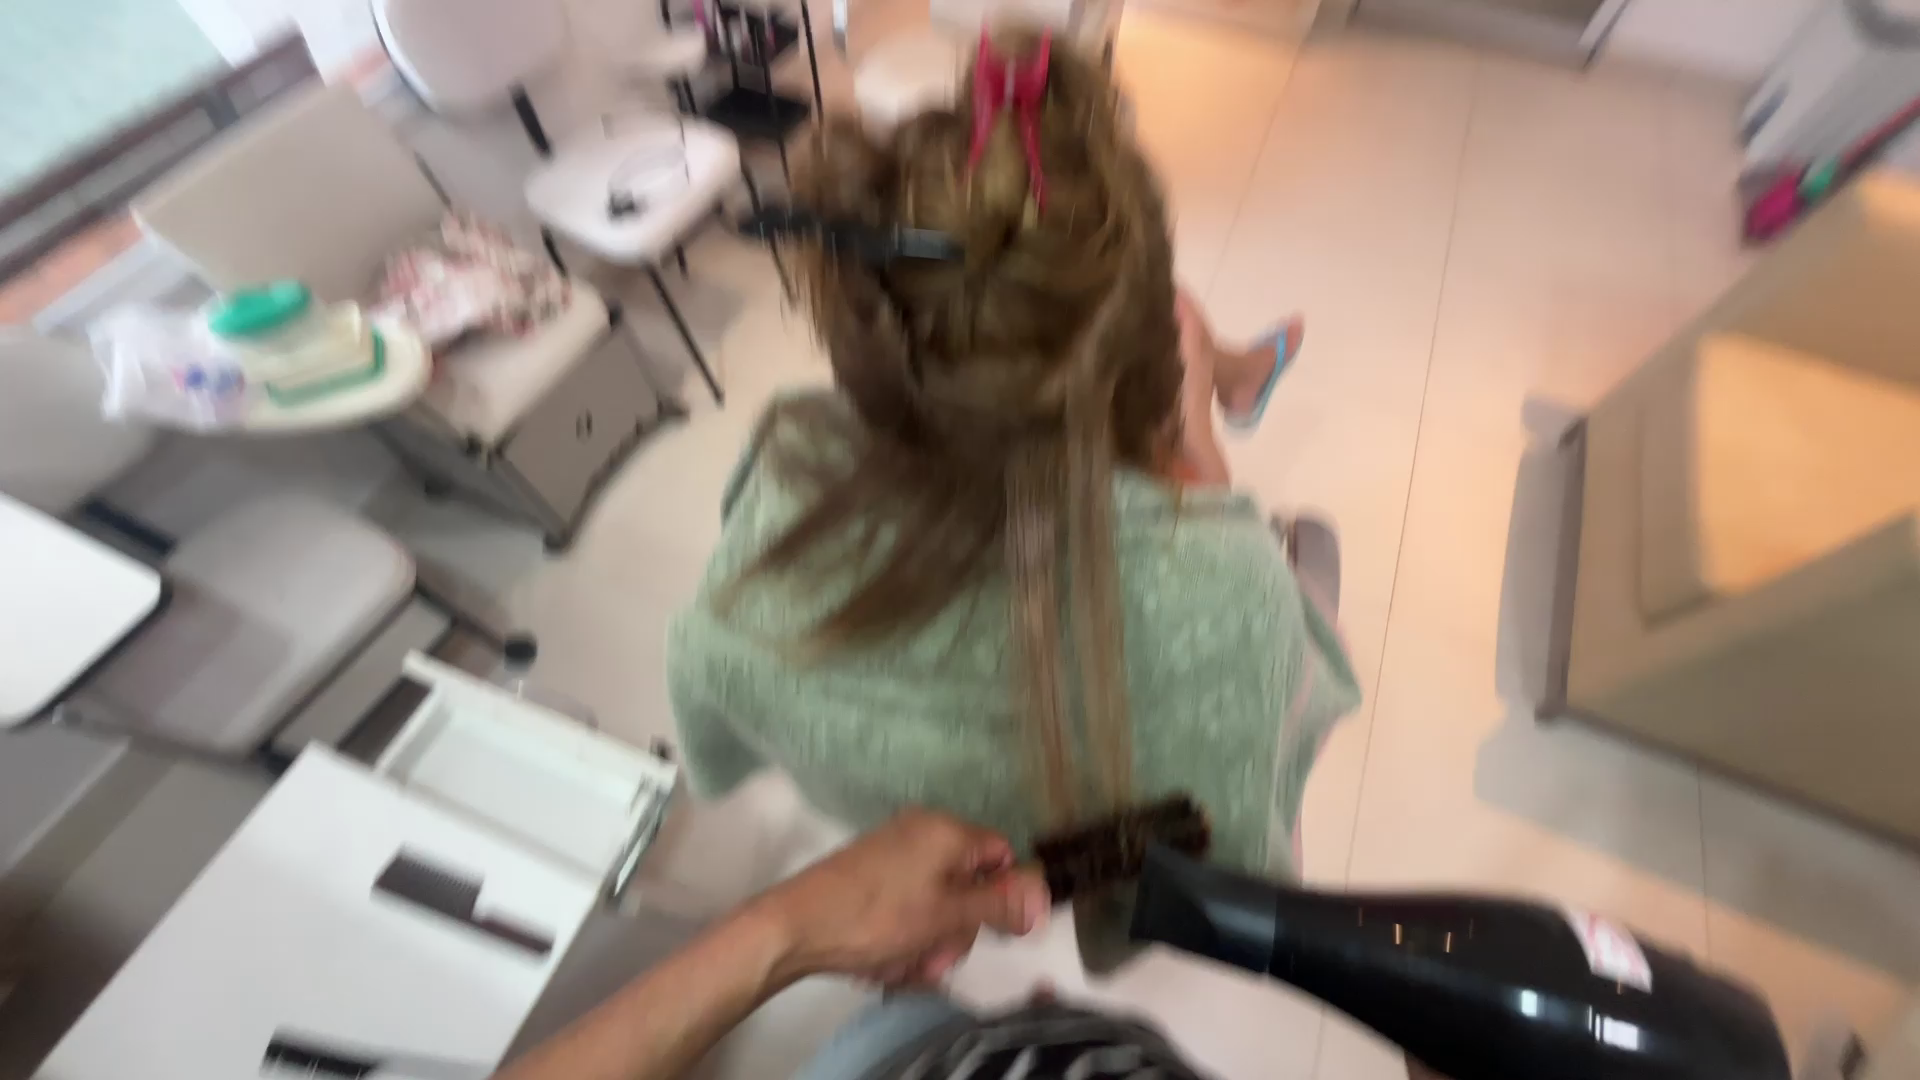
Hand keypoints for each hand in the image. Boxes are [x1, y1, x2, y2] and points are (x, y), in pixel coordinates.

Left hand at [749, 810, 1049, 987]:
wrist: (799, 922)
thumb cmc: (880, 916)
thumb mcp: (948, 915)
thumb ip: (998, 904)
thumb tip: (1044, 895)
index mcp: (948, 830)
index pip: (1000, 854)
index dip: (1001, 893)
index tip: (987, 929)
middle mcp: (924, 829)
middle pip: (968, 880)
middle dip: (958, 926)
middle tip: (936, 955)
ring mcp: (895, 847)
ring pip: (937, 898)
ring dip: (930, 937)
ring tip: (905, 962)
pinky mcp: (873, 868)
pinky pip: (909, 900)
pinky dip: (906, 931)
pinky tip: (886, 956)